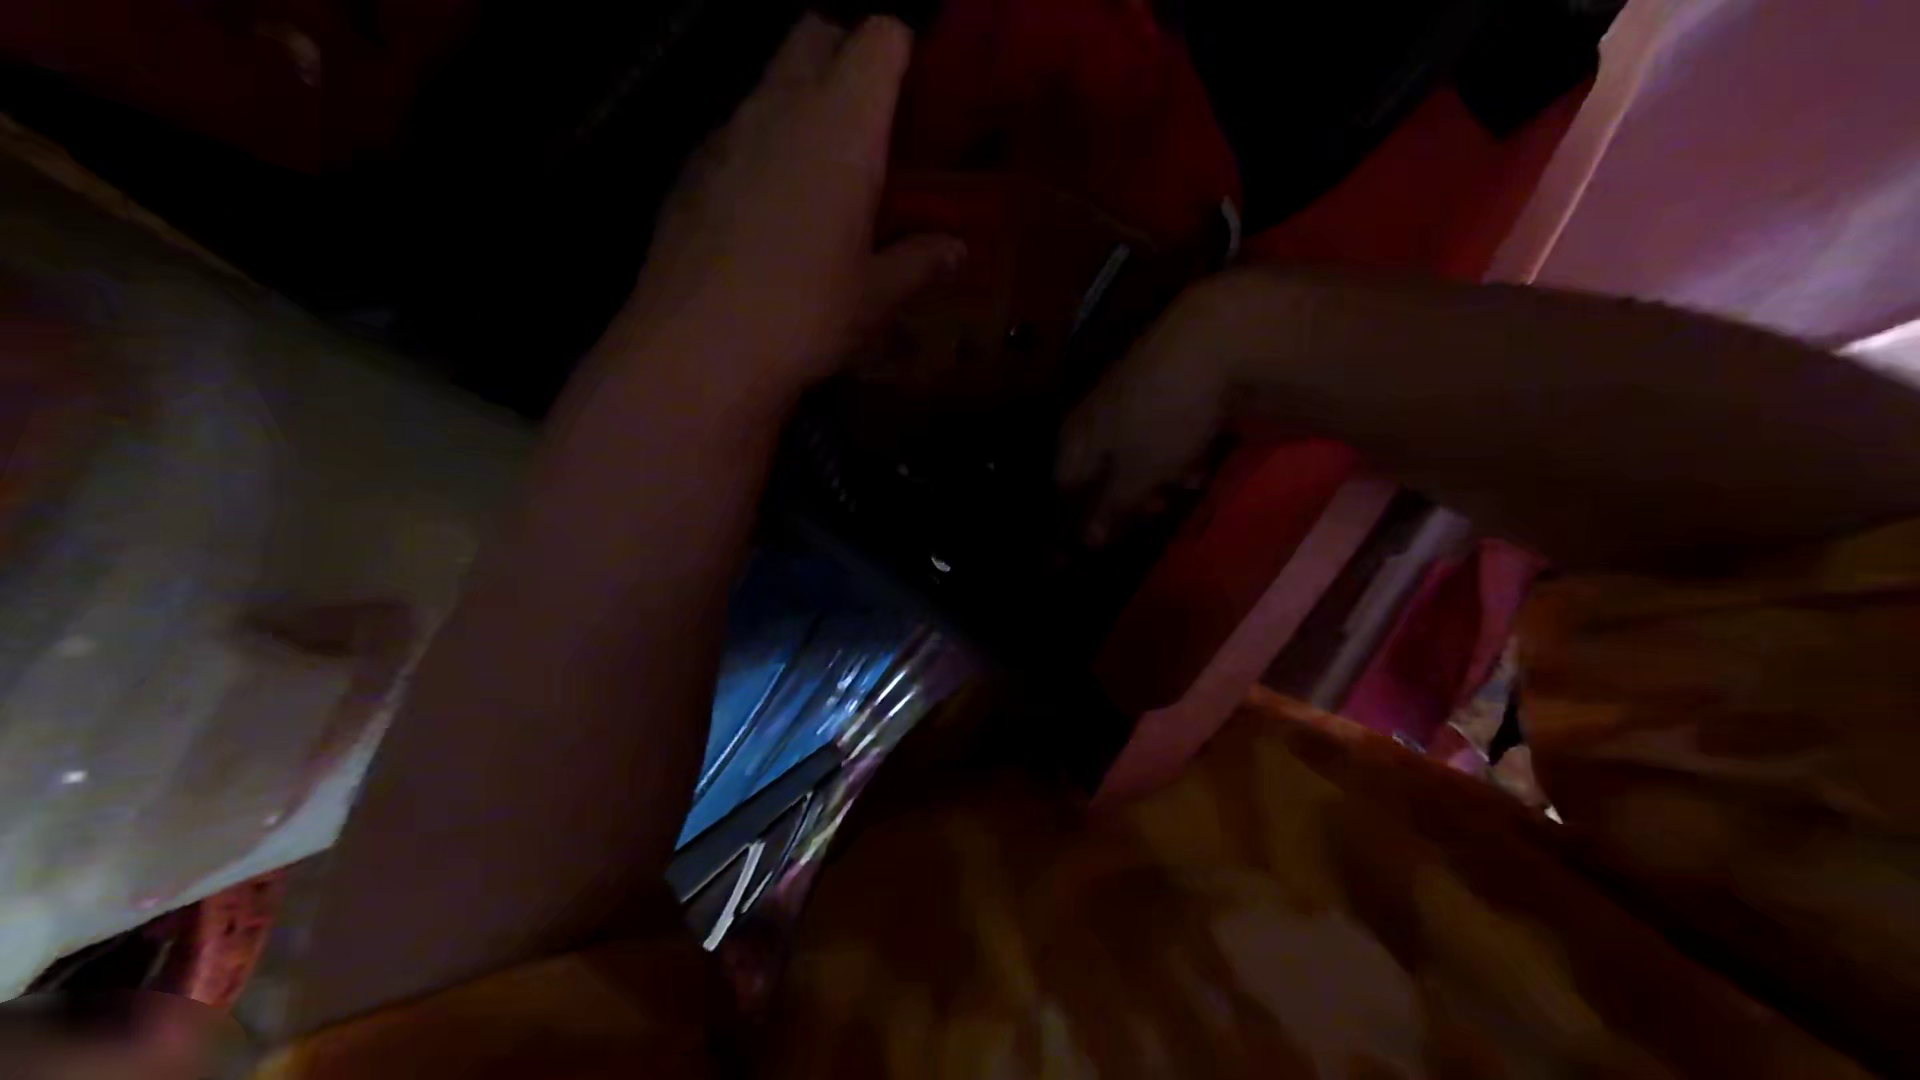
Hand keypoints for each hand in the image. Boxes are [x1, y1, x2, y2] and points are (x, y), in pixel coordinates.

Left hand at [622, 14, 963, 409]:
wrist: (699, 349)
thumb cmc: (805, 316)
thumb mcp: (876, 297)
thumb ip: (920, 262)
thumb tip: (955, 250)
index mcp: (841, 128)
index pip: (878, 39)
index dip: (901, 56)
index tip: (913, 103)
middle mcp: (780, 108)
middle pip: (815, 35)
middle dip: (845, 59)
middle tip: (868, 127)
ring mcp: (726, 133)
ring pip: (770, 84)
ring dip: (801, 109)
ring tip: (821, 181)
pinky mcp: (690, 167)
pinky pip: (735, 133)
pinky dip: (761, 150)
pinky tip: (768, 215)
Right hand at [1056, 279, 1249, 540]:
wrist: (1212, 339)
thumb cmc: (1163, 419)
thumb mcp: (1139, 475)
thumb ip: (1111, 508)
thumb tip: (1087, 540)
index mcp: (1075, 437)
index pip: (1063, 484)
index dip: (1082, 514)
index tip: (1106, 536)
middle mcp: (1093, 415)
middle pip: (1099, 467)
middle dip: (1125, 494)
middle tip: (1152, 511)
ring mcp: (1127, 395)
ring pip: (1132, 448)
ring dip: (1156, 474)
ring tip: (1184, 486)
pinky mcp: (1160, 382)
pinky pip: (1158, 427)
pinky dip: (1176, 449)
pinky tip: (1199, 458)